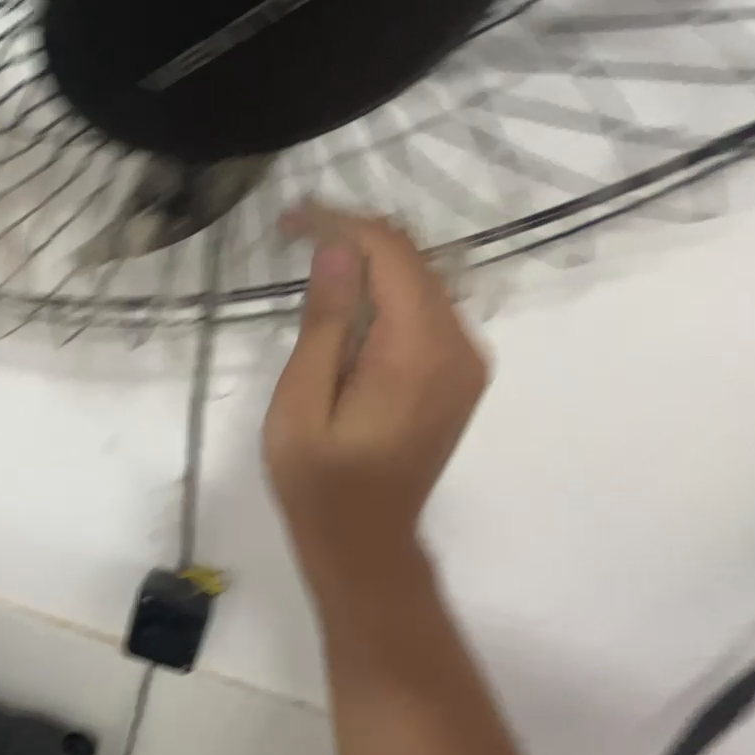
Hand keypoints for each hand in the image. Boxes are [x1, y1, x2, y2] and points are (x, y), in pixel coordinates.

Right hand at [263, 202, 489, 563]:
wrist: (363, 536)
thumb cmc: (316, 477)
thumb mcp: (300, 402)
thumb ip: (324, 326)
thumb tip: (336, 254)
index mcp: (417, 352)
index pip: (391, 257)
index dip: (342, 225)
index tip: (289, 217)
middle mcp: (459, 347)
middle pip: (414, 263)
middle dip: (355, 235)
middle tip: (293, 229)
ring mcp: (466, 362)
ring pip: (423, 284)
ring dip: (371, 261)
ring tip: (312, 254)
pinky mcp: (457, 375)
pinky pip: (426, 312)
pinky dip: (386, 291)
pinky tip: (346, 296)